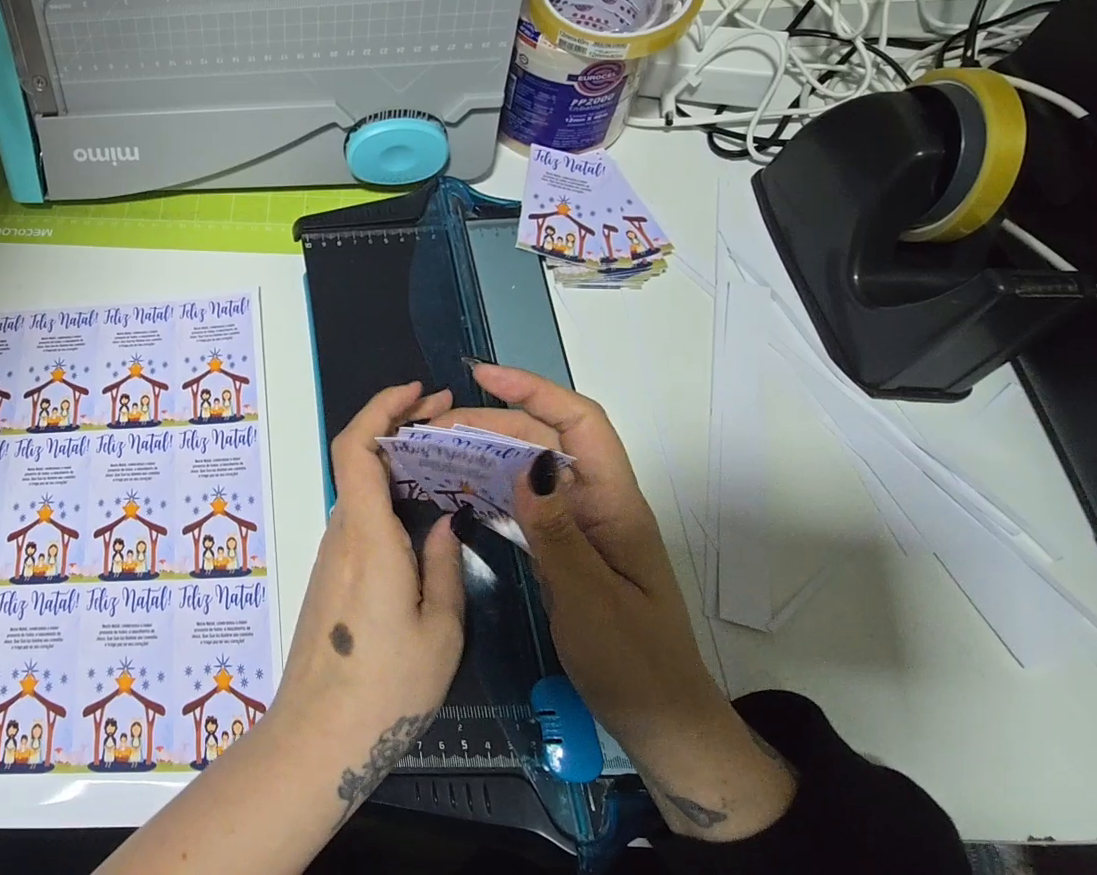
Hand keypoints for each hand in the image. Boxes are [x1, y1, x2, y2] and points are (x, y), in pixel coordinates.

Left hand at [269, 381, 465, 822]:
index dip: (380, 409)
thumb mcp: (439, 629)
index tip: (416, 393)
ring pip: (361, 490)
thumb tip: (442, 523)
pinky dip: (390, 498)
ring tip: (449, 460)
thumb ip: (442, 566)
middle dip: (398, 429)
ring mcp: (332, 555)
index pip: (356, 449)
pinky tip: (425, 510)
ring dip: (397, 465)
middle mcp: (342, 536)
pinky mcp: (332, 576)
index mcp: (367, 537)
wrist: (318, 734)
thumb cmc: (385, 686)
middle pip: (358, 461)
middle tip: (448, 422)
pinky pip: (360, 519)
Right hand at [433, 363, 794, 841]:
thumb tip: (527, 461)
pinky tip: (459, 489)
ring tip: (436, 449)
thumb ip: (556, 531)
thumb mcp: (590, 600)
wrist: (663, 722)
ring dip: (488, 449)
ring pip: (533, 467)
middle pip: (548, 439)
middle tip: (433, 428)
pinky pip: (528, 501)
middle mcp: (600, 504)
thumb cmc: (632, 663)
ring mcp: (584, 526)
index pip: (580, 424)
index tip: (480, 375)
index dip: (533, 390)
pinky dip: (493, 486)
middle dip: (493, 420)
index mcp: (615, 505)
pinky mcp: (569, 548)